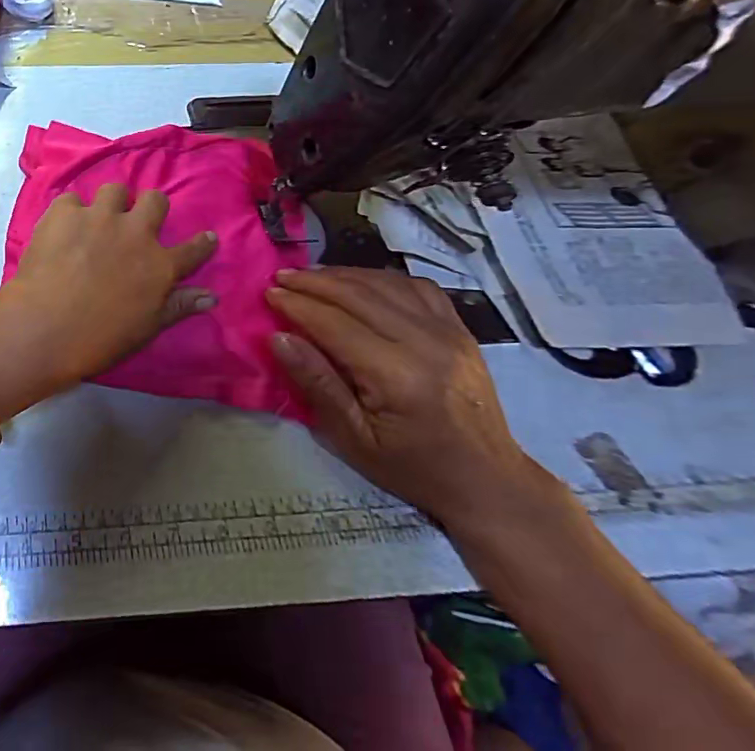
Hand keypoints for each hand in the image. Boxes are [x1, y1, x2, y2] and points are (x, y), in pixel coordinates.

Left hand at [0, 185, 217, 398]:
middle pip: (156, 201)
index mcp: (159, 266)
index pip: (192, 250)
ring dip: (110, 204)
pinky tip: (62, 230)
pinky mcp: (64, 213)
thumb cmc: (99, 339)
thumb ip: (177, 307)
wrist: (45, 328)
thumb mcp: (146, 328)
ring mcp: (99, 218)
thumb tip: (211, 298)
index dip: (202, 244)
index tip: (206, 238)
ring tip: (97, 221)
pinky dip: (69, 213)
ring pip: (115, 190)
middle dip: (150, 208)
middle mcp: (135, 233)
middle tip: (135, 224)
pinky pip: (71, 199)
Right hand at [266, 268, 553, 527]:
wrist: (485, 479)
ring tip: (310, 276)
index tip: (269, 294)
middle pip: (359, 295)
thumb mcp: (353, 440)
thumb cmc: (412, 468)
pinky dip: (381, 278)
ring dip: (343, 275)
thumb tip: (279, 337)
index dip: (299, 306)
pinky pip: (416, 287)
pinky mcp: (460, 328)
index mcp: (397, 376)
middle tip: (280, 277)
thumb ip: (317, 384)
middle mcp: (426, 343)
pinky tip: (360, 282)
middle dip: (314, 282)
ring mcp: (449, 331)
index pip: (336, 324)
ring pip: (386, 284)